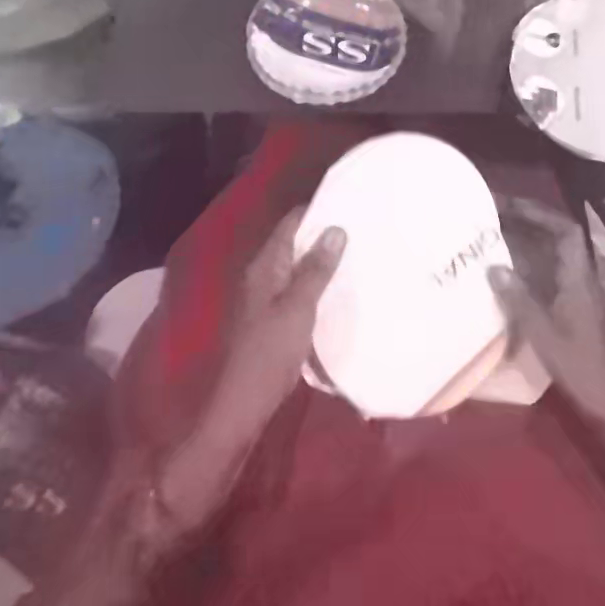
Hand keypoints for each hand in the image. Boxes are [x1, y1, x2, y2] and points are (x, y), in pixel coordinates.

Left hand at [209, 209, 346, 423]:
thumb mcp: (298, 308)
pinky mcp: (272, 319)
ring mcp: (265, 299)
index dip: (314, 212)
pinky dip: (315, 284)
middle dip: (321, 235)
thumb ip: (316, 269)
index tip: (346, 202)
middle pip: (292, 245)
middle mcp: (261, 277)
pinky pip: (296, 290)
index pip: (288, 226)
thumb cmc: (270, 352)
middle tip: (360, 228)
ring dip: (319, 261)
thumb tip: (335, 228)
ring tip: (356, 253)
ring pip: (295, 268)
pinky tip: (338, 289)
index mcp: (264, 267)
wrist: (244, 402)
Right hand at [489, 196, 604, 428]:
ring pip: (554, 253)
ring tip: (496, 231)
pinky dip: (529, 261)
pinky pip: (550, 270)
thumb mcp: (543, 334)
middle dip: (530, 220)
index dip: (540, 214)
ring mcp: (578, 291)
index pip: (566, 232)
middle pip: (559, 237)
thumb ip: (518, 299)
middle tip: (496, 213)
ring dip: (528, 239)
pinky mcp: (573, 305)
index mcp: (578, 279)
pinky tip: (507, 266)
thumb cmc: (578, 366)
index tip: (510, 206)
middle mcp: (581, 278)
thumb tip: (493, 266)